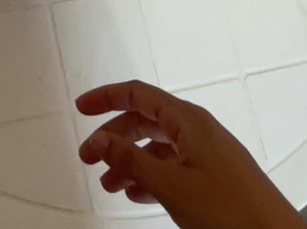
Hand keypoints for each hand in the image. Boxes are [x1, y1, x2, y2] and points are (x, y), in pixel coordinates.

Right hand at [77, 81, 306, 228]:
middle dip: (115, 137)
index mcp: (188, 120)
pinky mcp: (217, 180)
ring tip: (109, 185)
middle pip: (145, 120)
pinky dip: (151, 177)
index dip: (106, 97)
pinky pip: (174, 167)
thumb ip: (131, 161)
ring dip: (130, 162)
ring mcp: (209, 155)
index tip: (79, 110)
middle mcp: (198, 130)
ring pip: (158, 147)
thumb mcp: (172, 186)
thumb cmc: (227, 213)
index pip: (138, 93)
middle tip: (89, 160)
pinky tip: (137, 195)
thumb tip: (99, 139)